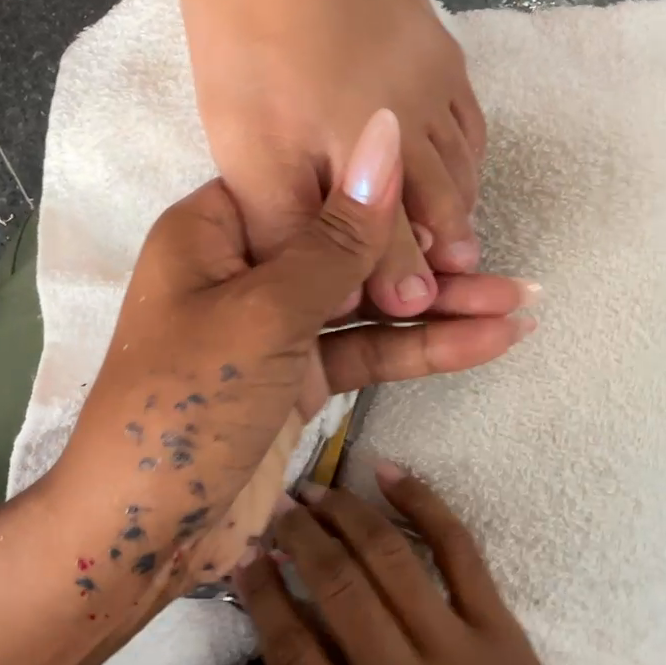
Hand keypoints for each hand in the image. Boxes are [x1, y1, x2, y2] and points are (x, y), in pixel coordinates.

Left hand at [47, 110, 535, 599]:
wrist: (141, 529)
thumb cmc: (187, 398)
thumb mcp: (265, 310)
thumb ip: (338, 235)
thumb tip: (384, 135)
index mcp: (213, 230)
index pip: (306, 188)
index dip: (376, 190)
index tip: (450, 198)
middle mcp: (243, 268)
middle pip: (344, 247)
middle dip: (425, 257)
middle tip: (508, 262)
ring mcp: (272, 327)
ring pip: (364, 302)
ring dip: (437, 307)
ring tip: (524, 305)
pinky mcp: (295, 379)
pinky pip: (363, 351)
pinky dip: (419, 349)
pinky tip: (488, 342)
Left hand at [181, 0, 486, 320]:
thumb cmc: (246, 35)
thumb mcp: (248, 143)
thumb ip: (292, 219)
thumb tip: (330, 286)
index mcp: (374, 159)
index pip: (396, 240)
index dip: (400, 280)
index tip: (407, 313)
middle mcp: (423, 121)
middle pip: (443, 202)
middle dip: (443, 247)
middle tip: (452, 281)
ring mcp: (436, 73)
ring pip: (461, 159)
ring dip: (459, 200)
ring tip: (457, 233)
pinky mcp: (434, 37)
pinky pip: (465, 114)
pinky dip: (464, 149)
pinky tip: (454, 153)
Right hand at [241, 464, 551, 664]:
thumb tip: (282, 614)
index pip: (293, 652)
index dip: (262, 597)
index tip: (244, 558)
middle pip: (338, 589)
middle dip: (299, 539)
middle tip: (277, 510)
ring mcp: (459, 650)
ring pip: (389, 557)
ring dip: (344, 514)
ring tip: (315, 491)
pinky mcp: (502, 630)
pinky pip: (458, 548)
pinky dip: (420, 501)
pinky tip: (383, 470)